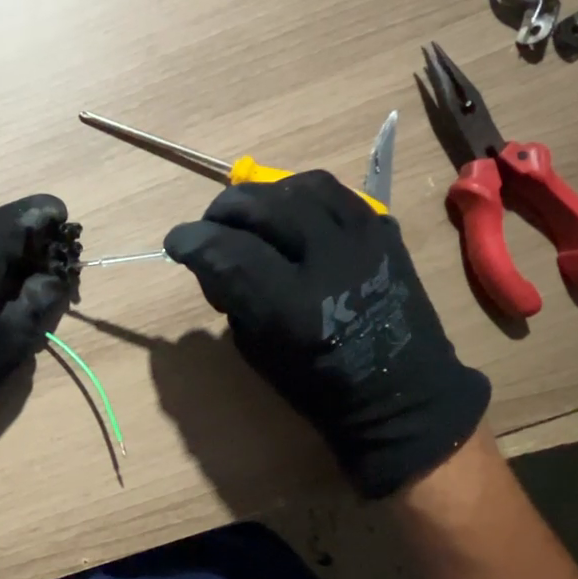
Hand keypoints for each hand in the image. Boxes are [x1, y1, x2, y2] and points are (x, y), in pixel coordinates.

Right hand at [163, 172, 490, 497]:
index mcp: (291, 306)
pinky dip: (298, 197)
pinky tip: (288, 217)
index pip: (226, 250)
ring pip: (298, 186)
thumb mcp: (255, 349)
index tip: (176, 244)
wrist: (402, 391)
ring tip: (248, 218)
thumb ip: (232, 295)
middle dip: (222, 212)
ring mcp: (362, 238)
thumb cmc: (317, 385)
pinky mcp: (382, 228)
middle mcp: (328, 261)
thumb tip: (212, 259)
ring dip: (261, 198)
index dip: (191, 240)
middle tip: (209, 230)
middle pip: (261, 206)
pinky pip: (332, 192)